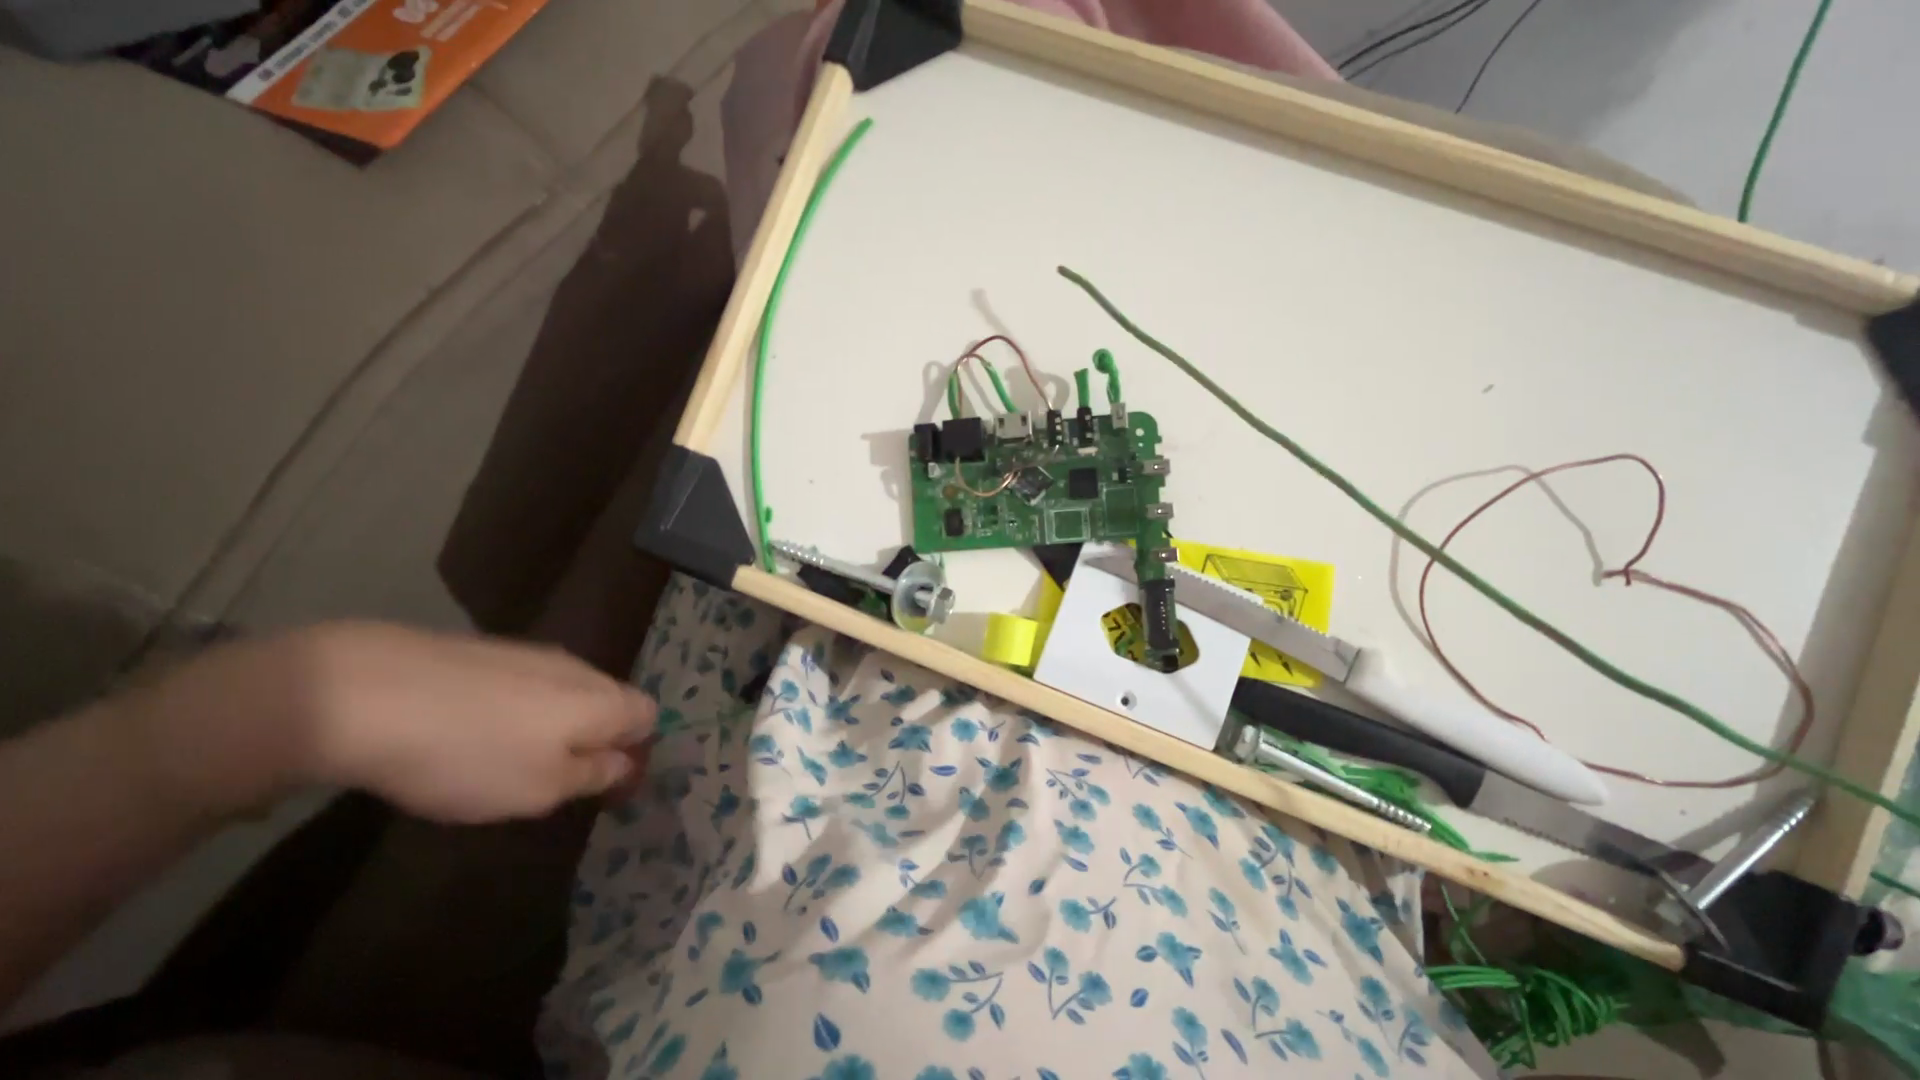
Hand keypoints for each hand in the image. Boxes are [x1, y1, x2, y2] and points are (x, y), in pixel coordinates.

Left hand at [132, 622, 656, 823]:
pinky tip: (465, 735)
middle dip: (593, 739)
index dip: (636, 754)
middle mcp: (575, 667)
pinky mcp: (479, 650)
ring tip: (504, 762)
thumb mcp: (539, 789)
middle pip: (606, 701)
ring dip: (549, 726)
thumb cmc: (467, 754)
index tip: (605, 789)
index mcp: (602, 699)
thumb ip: (592, 775)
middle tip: (554, 782)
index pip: (649, 717)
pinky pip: (518, 685)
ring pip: (560, 693)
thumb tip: (624, 762)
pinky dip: (509, 711)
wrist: (363, 692)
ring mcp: (525, 653)